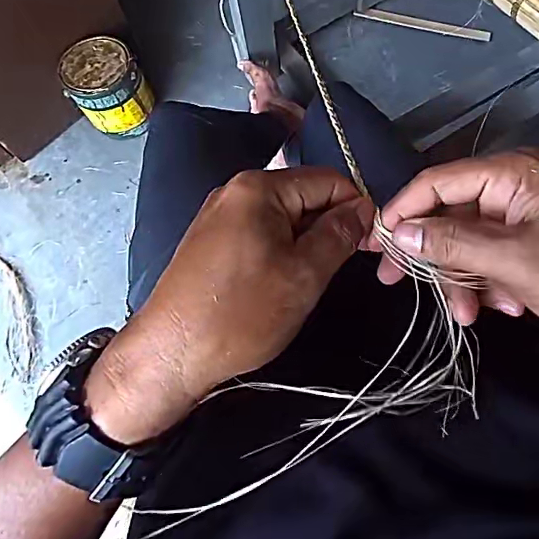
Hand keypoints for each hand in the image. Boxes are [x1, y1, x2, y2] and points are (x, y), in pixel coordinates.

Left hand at [86, 167, 372, 442]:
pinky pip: (263, 232)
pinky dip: (283, 252)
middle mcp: (236, 191)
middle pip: (306, 195)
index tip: (370, 244)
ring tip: (310, 280)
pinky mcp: (212, 241)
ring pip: (286, 218)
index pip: (329, 180)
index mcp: (259, 188)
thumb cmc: (240, 314)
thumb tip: (365, 208)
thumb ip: (340, 234)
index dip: (357, 209)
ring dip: (307, 243)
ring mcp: (220, 215)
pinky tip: (282, 283)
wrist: (168, 357)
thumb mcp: (305, 274)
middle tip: (343, 267)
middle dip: (331, 226)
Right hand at [368, 149, 538, 341]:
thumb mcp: (516, 263)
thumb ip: (454, 245)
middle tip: (409, 293)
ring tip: (479, 314)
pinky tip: (509, 306)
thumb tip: (401, 232)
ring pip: (472, 241)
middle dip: (439, 259)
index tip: (374, 248)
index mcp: (514, 174)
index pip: (438, 182)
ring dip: (469, 278)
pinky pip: (497, 254)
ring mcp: (529, 212)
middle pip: (453, 215)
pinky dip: (493, 281)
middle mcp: (518, 184)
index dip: (402, 213)